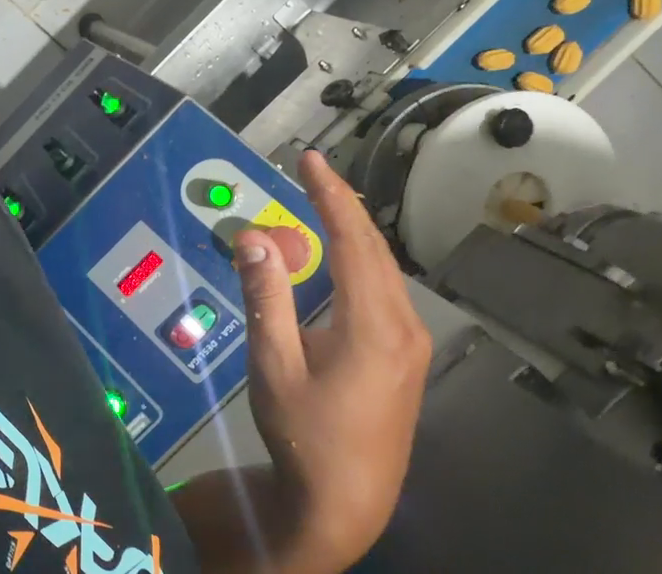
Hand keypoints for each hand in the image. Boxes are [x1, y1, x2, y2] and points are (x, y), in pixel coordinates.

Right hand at [170, 151, 429, 573]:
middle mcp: (401, 327)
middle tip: (312, 170)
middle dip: (343, 204)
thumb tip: (254, 237)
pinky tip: (338, 256)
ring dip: (351, 231)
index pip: (353, 242)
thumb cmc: (304, 433)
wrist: (344, 501)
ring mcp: (408, 345)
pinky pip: (382, 290)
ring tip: (320, 200)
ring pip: (382, 269)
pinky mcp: (402, 358)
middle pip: (374, 249)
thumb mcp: (273, 365)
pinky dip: (357, 259)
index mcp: (372, 325)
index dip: (330, 196)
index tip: (311, 161)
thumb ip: (266, 297)